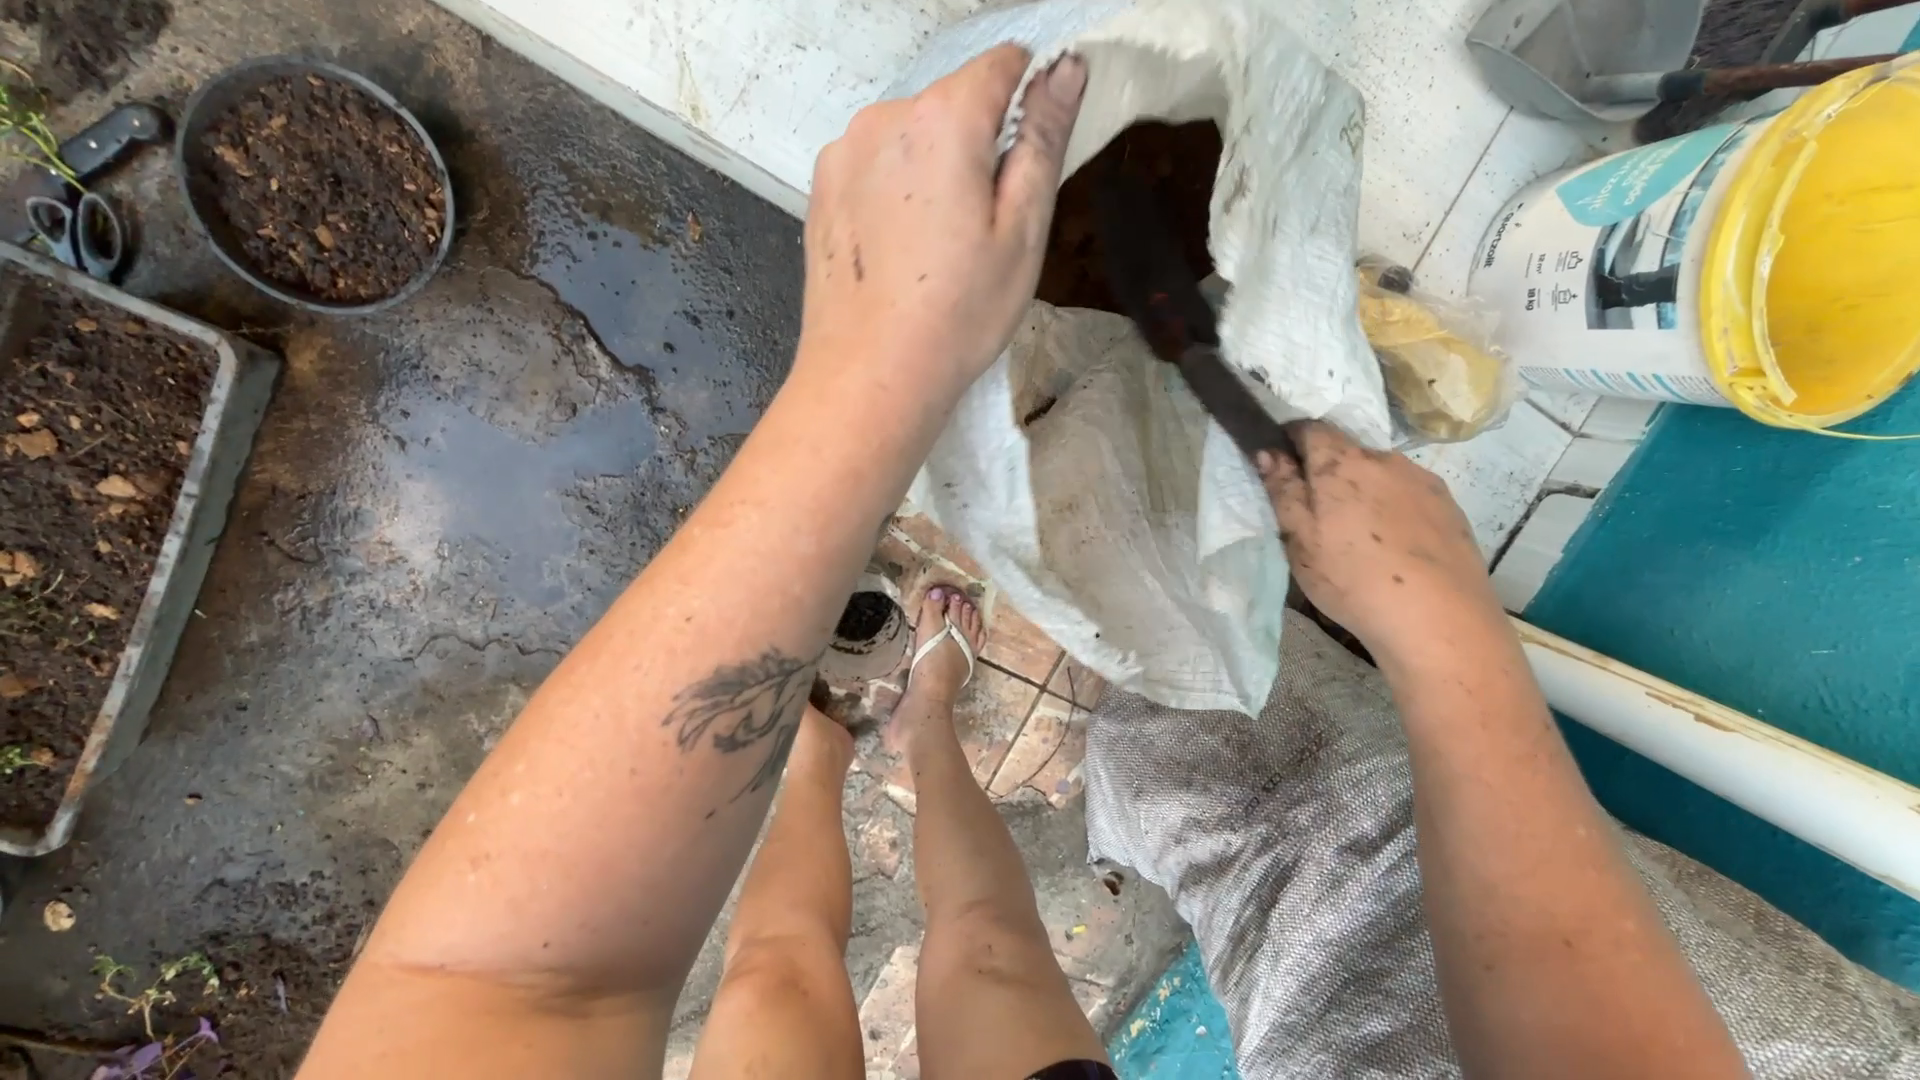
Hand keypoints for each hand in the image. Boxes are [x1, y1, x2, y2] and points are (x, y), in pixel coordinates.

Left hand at [799, 45, 1085, 393]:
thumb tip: (1066, 69)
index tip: (1027, 162)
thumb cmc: (956, 315)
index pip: (1003, 64)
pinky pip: (874, 167)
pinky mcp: (820, 189)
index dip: (1028, 102)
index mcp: (942, 121)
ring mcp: (843, 153)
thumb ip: (1044, 139)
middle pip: (951, 104)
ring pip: (911, 137)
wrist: (869, 376)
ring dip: (932, 169)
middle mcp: (883, 119)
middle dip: (976, 146)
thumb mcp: (1022, 231)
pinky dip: (894, 191)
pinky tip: (899, 251)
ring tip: (936, 246)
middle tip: (982, 226)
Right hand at [1258, 422, 1506, 663]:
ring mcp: (1423, 481)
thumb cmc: (1352, 579)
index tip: (1282, 469)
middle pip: (1348, 453)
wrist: (1438, 618)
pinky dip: (1394, 510)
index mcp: (1341, 463)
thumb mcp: (1299, 539)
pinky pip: (1409, 495)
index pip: (1310, 428)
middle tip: (1318, 517)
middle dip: (1329, 474)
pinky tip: (1393, 547)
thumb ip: (1282, 490)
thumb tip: (1267, 450)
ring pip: (1381, 475)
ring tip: (1360, 538)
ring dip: (1364, 492)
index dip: (1291, 441)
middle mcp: (1385, 460)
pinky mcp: (1450, 507)